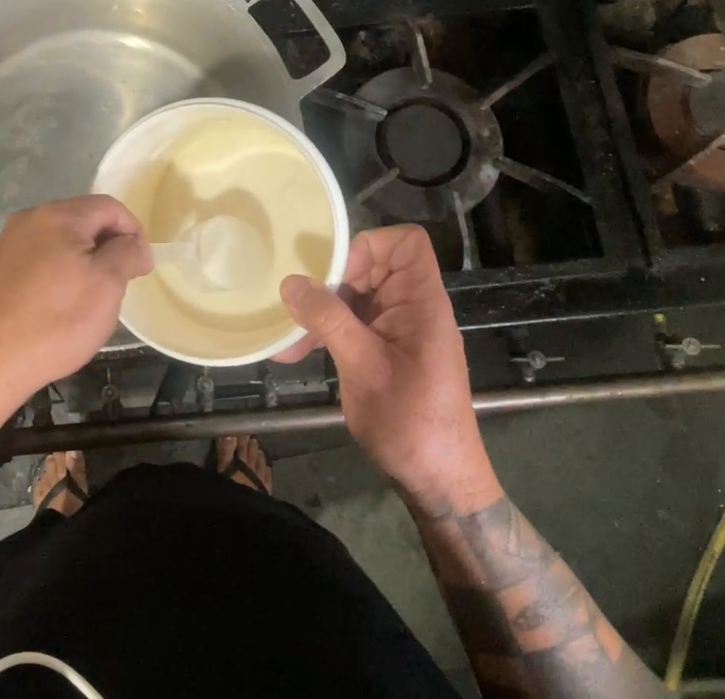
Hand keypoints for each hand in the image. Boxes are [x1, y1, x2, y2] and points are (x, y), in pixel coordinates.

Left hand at [0, 195, 152, 399]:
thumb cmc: (58, 321)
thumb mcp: (107, 285)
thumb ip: (127, 253)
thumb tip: (134, 243)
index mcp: (58, 215)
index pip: (109, 207)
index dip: (133, 231)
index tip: (141, 267)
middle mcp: (28, 219)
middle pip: (82, 220)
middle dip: (107, 246)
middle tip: (119, 284)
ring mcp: (8, 243)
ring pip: (60, 241)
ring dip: (83, 260)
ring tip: (90, 297)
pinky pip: (38, 259)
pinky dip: (57, 272)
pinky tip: (58, 304)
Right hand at [275, 226, 499, 513]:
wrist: (437, 481)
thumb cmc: (410, 420)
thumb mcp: (362, 365)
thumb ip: (328, 319)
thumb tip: (291, 282)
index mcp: (421, 303)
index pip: (405, 243)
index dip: (368, 246)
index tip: (335, 275)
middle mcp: (412, 310)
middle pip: (372, 267)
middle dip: (330, 282)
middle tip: (298, 307)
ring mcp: (399, 332)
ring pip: (356, 299)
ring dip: (321, 313)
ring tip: (286, 339)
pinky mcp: (386, 353)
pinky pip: (353, 326)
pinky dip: (326, 334)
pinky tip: (295, 354)